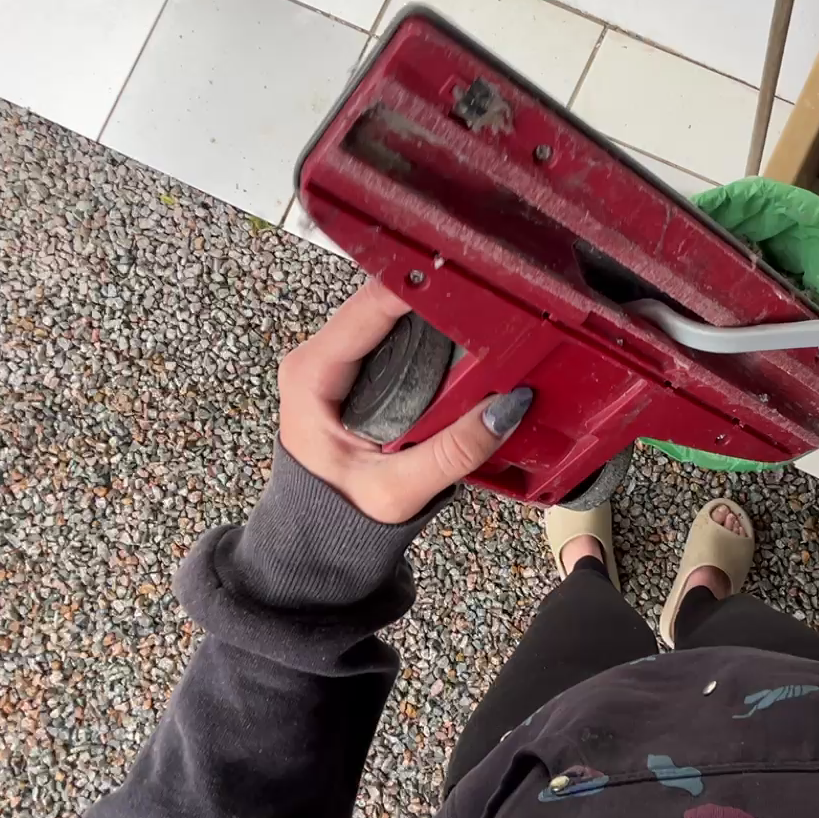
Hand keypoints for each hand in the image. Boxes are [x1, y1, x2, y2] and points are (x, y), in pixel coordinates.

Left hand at [278, 279, 531, 521]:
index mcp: (313, 374)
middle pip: (388, 302)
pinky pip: (405, 338)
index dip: (419, 287)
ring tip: (489, 319)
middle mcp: (323, 357)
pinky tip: (471, 343)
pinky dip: (439, 339)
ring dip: (443, 318)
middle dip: (440, 301)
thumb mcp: (398, 490)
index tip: (467, 280)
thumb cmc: (338, 512)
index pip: (369, 307)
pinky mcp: (366, 373)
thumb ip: (453, 452)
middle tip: (492, 304)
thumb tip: (505, 408)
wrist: (320, 538)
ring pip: (400, 317)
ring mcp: (344, 362)